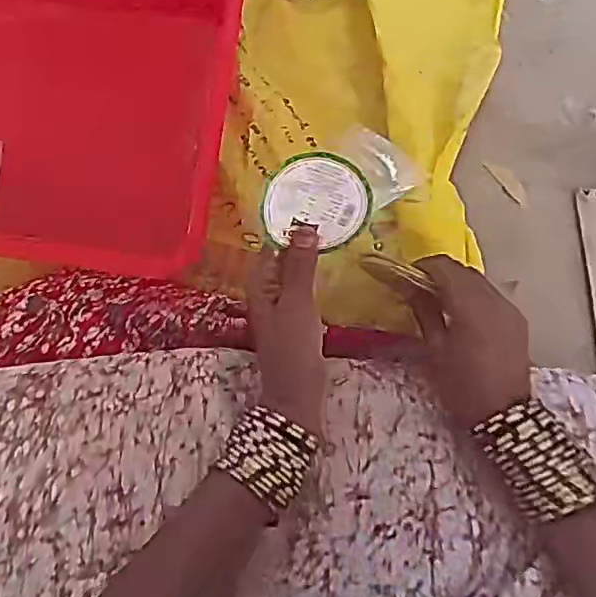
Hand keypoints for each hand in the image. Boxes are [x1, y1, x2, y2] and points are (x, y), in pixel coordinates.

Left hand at [246, 225, 326, 432]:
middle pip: (284, 254)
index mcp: (260, 283)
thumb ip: (300, 266)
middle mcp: (267, 289)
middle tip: (331, 211)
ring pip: (295, 269)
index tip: (312, 202)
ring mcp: (282, 303)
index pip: (272, 243)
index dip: (288, 224)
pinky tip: (333, 265)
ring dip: (311, 254)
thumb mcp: (298, 302)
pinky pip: (304, 285)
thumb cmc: (293, 347)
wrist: (298, 394)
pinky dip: (316, 273)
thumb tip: (304, 227)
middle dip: (302, 236)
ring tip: (336, 231)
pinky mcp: (296, 314)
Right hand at [400, 257, 532, 428]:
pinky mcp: (516, 319)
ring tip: (437, 302)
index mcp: (471, 305)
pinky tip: (460, 314)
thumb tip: (407, 286)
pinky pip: (490, 295)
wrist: (505, 417)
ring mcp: (509, 308)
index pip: (444, 267)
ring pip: (478, 281)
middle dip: (438, 273)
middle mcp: (494, 299)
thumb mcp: (435, 349)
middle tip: (416, 289)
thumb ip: (423, 310)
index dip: (421, 266)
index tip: (404, 277)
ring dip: (456, 283)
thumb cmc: (462, 388)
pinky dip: (472, 295)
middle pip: (462, 270)